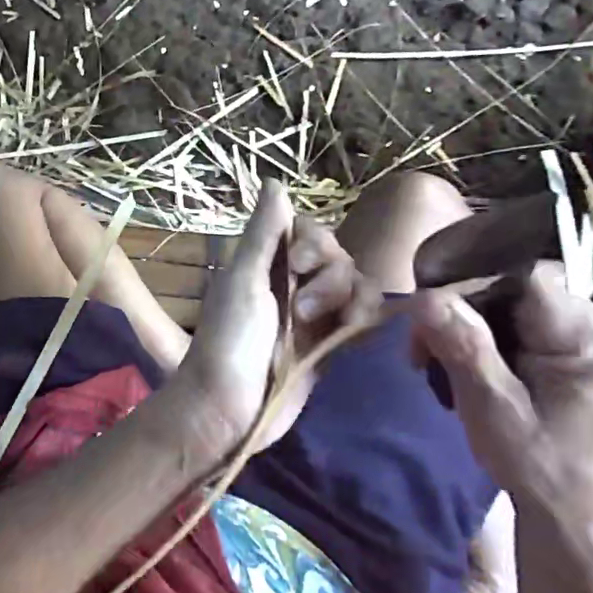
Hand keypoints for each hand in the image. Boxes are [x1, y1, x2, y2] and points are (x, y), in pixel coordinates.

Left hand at [172, 180, 378, 455]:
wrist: (230, 411)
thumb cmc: (228, 341)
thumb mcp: (242, 280)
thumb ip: (263, 233)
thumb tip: (275, 181)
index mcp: (267, 262)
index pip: (307, 229)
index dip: (313, 242)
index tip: (297, 263)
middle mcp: (293, 281)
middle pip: (335, 254)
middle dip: (328, 274)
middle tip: (301, 308)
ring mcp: (314, 312)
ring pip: (353, 281)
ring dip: (346, 296)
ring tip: (322, 324)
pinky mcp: (330, 341)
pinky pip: (361, 315)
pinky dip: (363, 315)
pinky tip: (353, 329)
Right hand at [411, 264, 592, 521]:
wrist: (570, 516)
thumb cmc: (537, 468)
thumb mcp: (493, 409)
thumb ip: (463, 348)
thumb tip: (423, 298)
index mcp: (587, 338)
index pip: (522, 279)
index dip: (469, 288)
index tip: (430, 320)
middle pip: (510, 288)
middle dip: (461, 314)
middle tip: (423, 353)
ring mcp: (583, 334)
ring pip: (506, 303)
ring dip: (466, 328)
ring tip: (438, 365)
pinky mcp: (568, 347)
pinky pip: (514, 322)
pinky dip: (482, 339)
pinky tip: (463, 367)